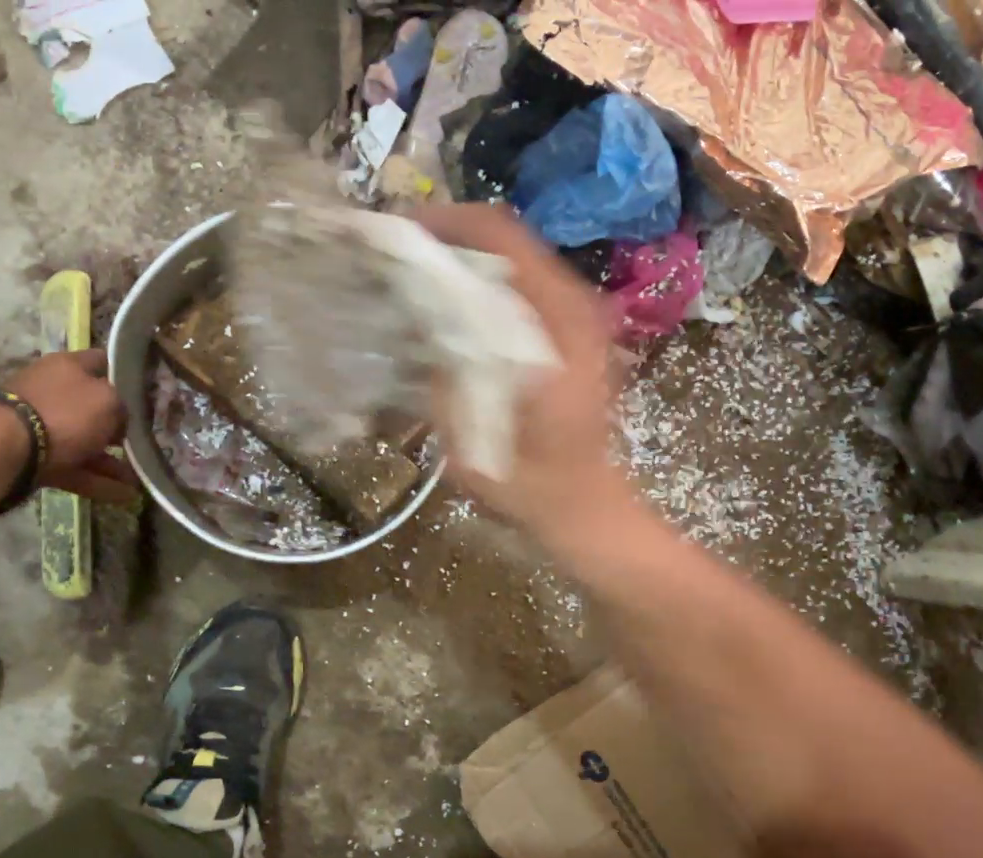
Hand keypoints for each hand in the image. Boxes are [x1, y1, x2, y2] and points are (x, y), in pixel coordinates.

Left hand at [4, 349, 136, 502]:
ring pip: (86, 443)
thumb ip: (122, 406)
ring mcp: (43, 426)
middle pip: (94, 408)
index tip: (146, 393)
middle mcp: (55, 392)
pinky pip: (76, 468)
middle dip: (120, 428)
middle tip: (145, 443)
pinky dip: (99, 481)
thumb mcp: (108, 401)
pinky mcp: (38, 457)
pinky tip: (125, 495)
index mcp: (69, 366)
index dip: (125, 375)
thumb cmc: (65, 413)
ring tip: (139, 480)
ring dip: (113, 462)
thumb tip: (121, 419)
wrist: (8, 447)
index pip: (103, 362)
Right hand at [411, 204, 640, 546]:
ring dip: (465, 264)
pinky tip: (450, 312)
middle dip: (450, 241)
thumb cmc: (530, 483)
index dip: (446, 223)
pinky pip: (522, 291)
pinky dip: (484, 290)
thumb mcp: (472, 434)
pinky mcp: (572, 337)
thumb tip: (421, 316)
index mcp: (557, 321)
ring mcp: (579, 319)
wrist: (584, 509)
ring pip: (514, 264)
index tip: (398, 233)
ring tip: (416, 279)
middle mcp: (575, 306)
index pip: (501, 237)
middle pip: (508, 242)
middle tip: (399, 255)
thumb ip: (446, 372)